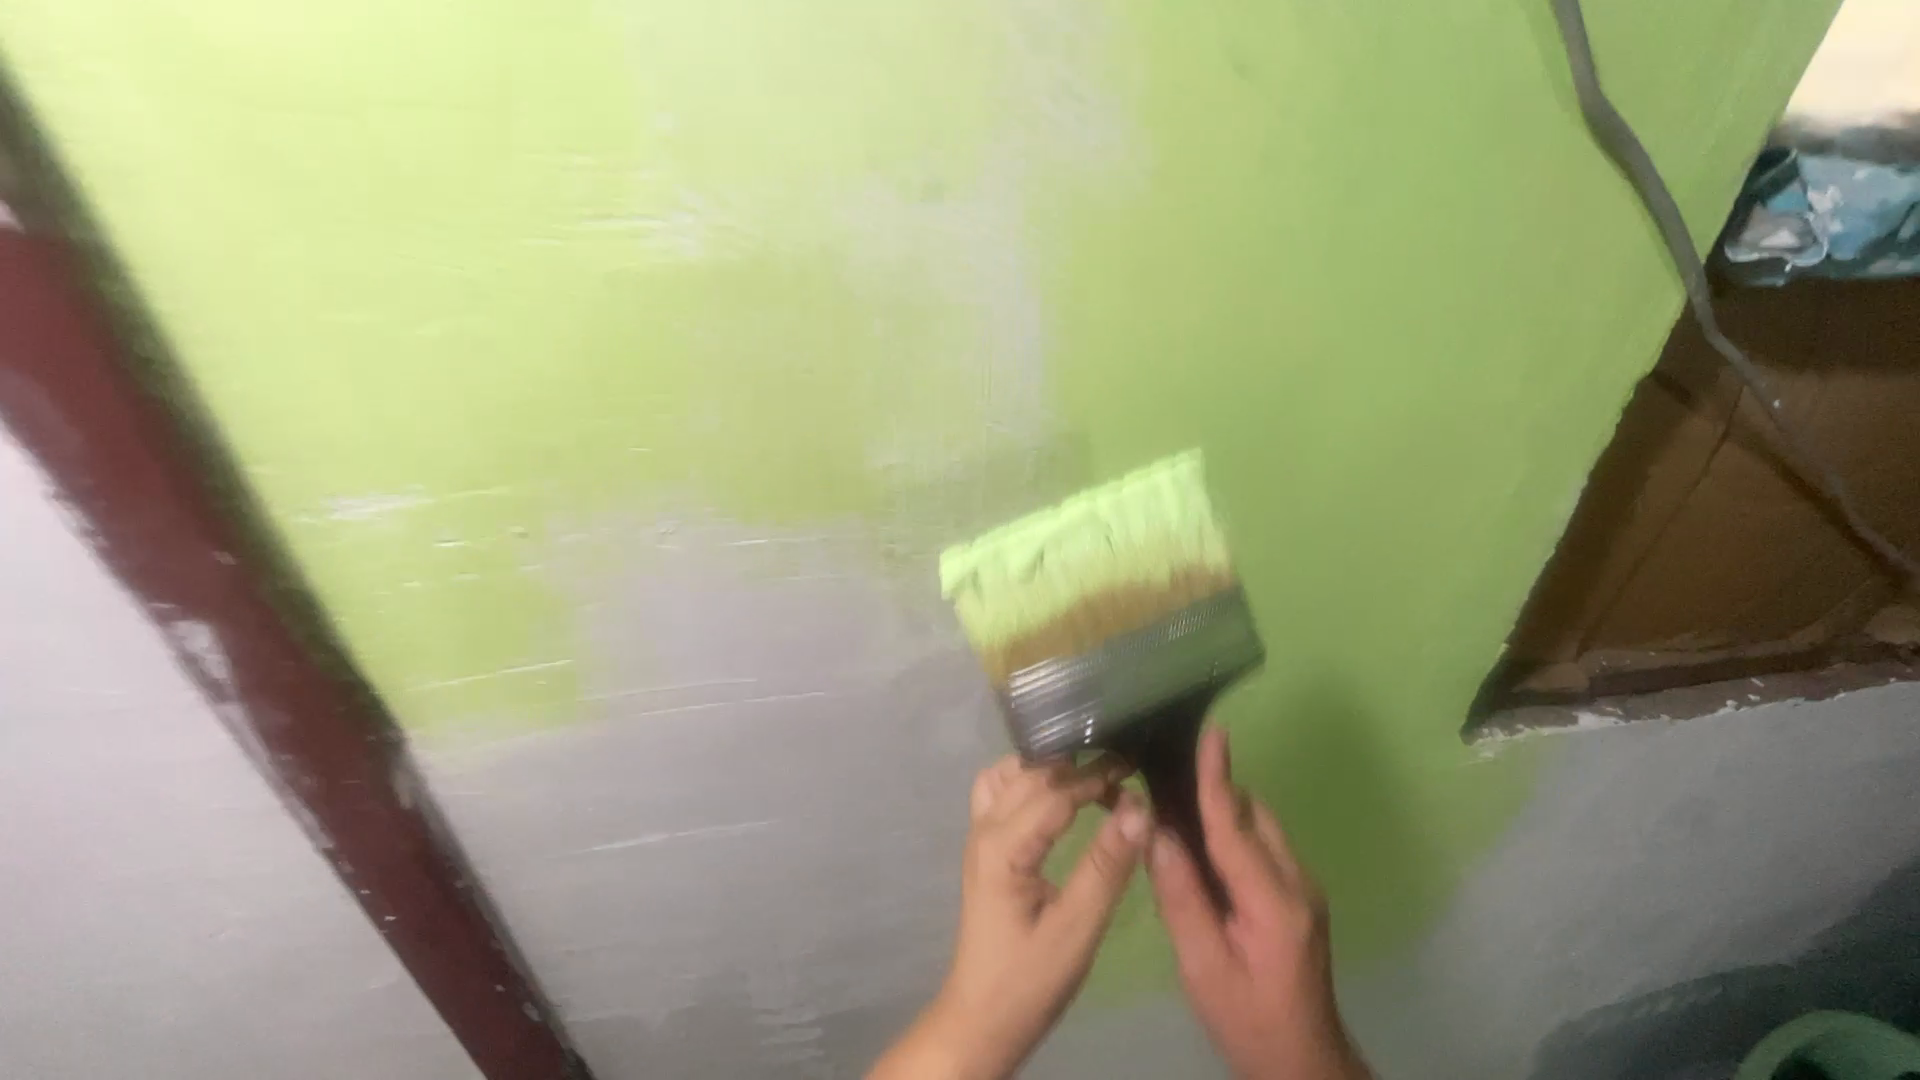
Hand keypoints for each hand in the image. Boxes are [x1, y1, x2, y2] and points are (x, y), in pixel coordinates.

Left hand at [869, 755, 1151, 1079]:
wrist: (982, 1016)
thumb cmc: (1030, 977)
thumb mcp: (1077, 929)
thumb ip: (1106, 866)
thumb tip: (1139, 809)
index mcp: (1003, 846)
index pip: (1054, 791)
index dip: (1096, 778)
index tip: (1135, 772)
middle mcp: (984, 828)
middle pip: (1031, 774)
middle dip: (1076, 765)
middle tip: (1123, 770)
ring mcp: (978, 834)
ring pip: (1009, 774)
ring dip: (1049, 767)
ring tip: (1091, 776)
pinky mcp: (983, 845)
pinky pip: (999, 791)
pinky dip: (1028, 779)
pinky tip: (1055, 792)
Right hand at [1148, 727, 1371, 1079]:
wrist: (1303, 1063)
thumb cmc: (1247, 1020)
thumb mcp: (1203, 967)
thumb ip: (1181, 898)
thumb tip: (1157, 834)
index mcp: (1275, 903)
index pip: (1236, 827)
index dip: (1218, 778)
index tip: (1211, 734)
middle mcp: (1298, 883)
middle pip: (1252, 816)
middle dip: (1214, 792)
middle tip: (1164, 780)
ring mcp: (1304, 889)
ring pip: (1260, 828)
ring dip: (1223, 812)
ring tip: (1175, 810)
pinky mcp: (1300, 897)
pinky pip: (1262, 846)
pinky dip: (1232, 833)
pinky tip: (1201, 849)